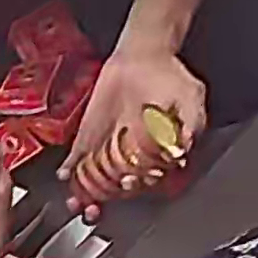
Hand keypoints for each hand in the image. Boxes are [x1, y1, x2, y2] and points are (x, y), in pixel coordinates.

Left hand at [59, 45, 205, 218]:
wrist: (141, 56)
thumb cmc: (167, 78)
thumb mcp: (189, 97)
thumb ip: (191, 124)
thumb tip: (182, 151)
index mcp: (151, 156)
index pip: (142, 183)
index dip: (138, 186)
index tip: (134, 180)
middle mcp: (127, 159)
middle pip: (114, 189)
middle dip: (109, 195)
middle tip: (106, 191)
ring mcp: (104, 153)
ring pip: (92, 184)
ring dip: (84, 195)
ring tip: (79, 200)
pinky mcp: (86, 143)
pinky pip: (74, 162)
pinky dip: (68, 170)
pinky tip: (66, 173)